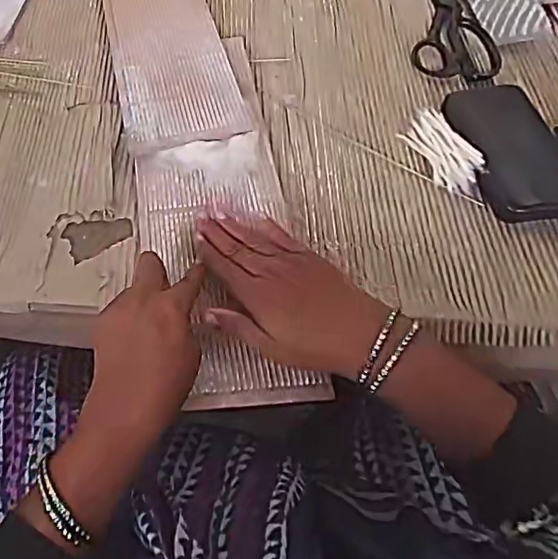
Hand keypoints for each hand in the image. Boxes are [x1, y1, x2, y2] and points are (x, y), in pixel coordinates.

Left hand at [88, 252, 205, 426]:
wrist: (124, 407)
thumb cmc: (164, 388)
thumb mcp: (191, 354)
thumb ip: (186, 326)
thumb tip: (180, 319)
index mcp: (171, 306)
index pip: (189, 279)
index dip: (196, 273)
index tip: (197, 270)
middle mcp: (142, 299)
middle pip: (149, 263)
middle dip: (157, 269)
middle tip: (164, 284)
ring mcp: (119, 308)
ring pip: (132, 290)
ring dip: (141, 300)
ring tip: (146, 327)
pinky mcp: (102, 321)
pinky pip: (119, 310)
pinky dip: (126, 318)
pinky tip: (130, 340)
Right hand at [195, 213, 392, 377]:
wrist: (361, 334)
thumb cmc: (315, 346)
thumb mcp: (270, 346)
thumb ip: (238, 327)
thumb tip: (208, 314)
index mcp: (257, 295)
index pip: (225, 268)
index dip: (208, 253)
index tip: (196, 239)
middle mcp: (271, 273)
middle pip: (236, 248)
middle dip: (216, 232)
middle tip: (200, 217)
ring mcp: (291, 262)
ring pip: (256, 238)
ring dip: (235, 224)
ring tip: (219, 211)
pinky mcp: (309, 259)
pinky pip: (283, 238)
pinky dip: (268, 227)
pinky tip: (258, 219)